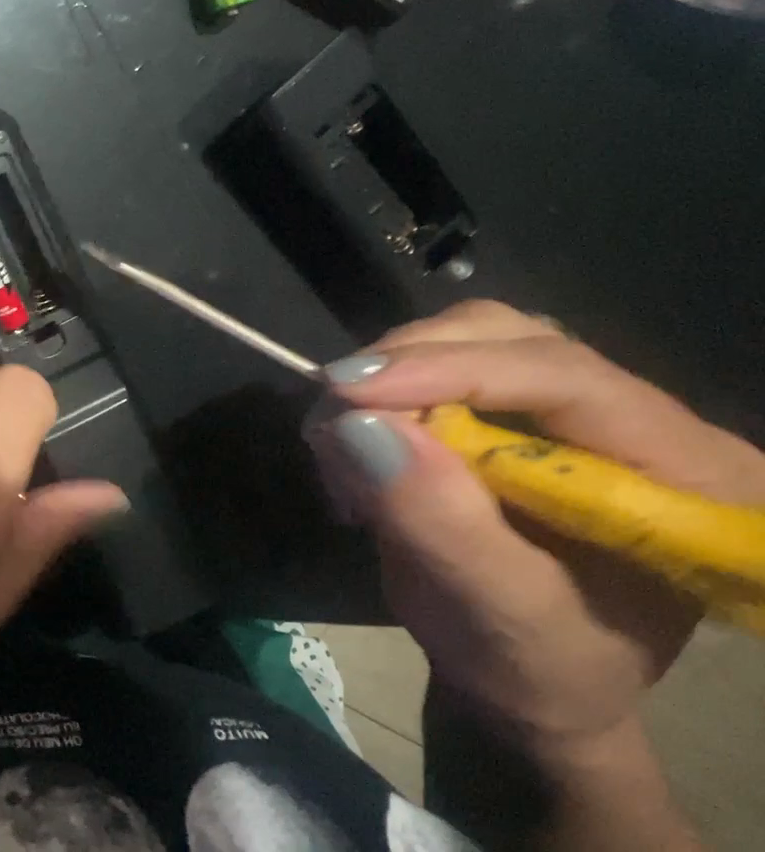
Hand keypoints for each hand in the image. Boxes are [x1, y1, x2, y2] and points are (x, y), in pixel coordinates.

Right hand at [309, 300, 764, 756]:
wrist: (521, 679)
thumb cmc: (533, 665)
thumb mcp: (496, 610)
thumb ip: (441, 521)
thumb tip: (357, 423)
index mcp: (686, 472)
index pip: (564, 377)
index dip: (449, 371)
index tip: (345, 392)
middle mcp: (637, 420)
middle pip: (509, 338)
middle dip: (406, 368)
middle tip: (331, 419)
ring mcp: (570, 409)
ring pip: (462, 341)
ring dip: (383, 383)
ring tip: (341, 452)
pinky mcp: (512, 410)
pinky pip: (430, 367)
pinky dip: (375, 399)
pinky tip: (357, 453)